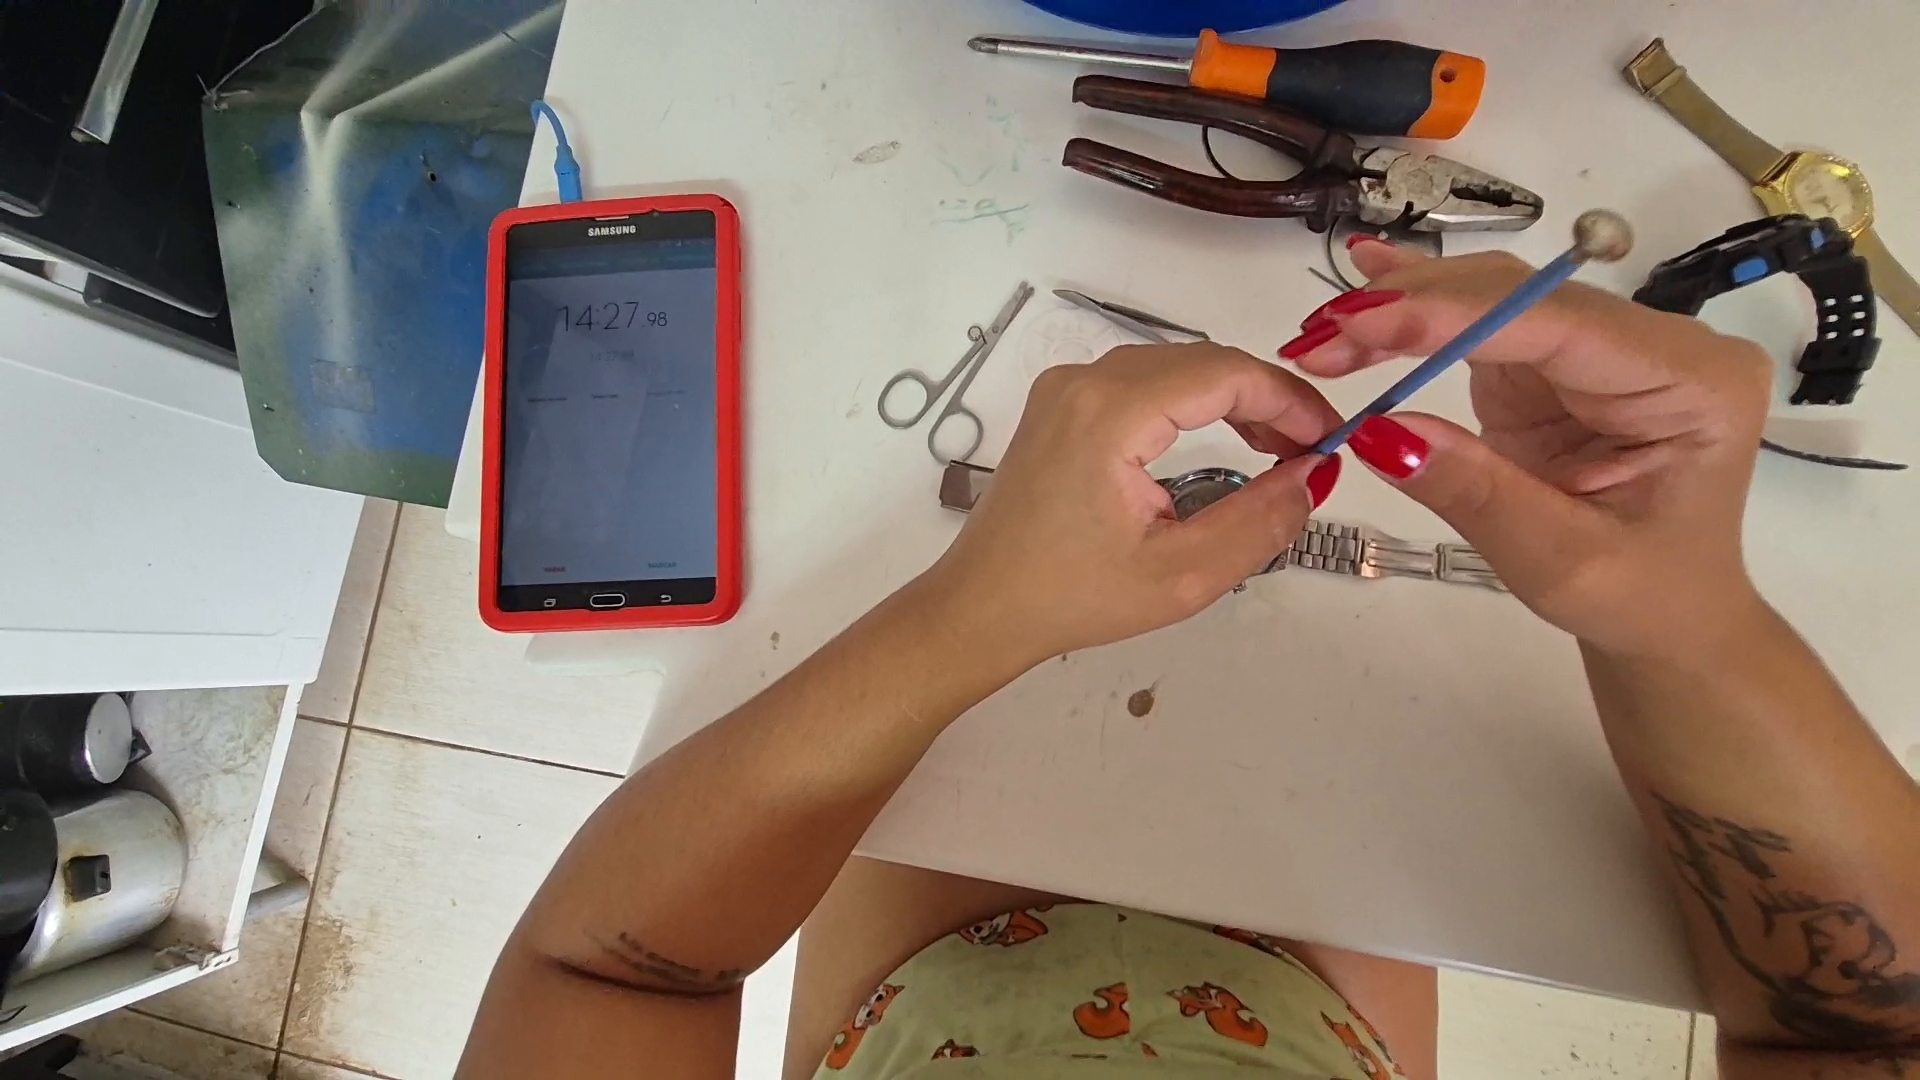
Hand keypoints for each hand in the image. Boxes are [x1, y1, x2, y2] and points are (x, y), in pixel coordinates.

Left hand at [924, 343, 1341, 667]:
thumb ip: (1259, 521)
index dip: (1288, 399)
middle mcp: (1080, 382)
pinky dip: (1180, 405)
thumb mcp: (1181, 575)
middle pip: (1196, 363)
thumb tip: (1310, 477)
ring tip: (1269, 449)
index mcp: (1109, 412)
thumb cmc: (1073, 598)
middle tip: (1305, 452)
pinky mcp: (1053, 410)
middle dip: (1261, 399)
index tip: (1330, 438)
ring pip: (1167, 370)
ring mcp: (1060, 391)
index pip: (1223, 374)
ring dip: (1223, 399)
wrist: (982, 607)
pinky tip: (1207, 441)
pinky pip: (1133, 386)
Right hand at [1281, 242, 1773, 659]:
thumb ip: (1469, 489)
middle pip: (1517, 296)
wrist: (1663, 607)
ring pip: (1487, 299)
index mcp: (1684, 383)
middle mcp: (1645, 347)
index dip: (1448, 316)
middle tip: (1314, 339)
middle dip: (1409, 308)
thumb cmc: (1634, 593)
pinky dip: (1416, 308)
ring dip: (1399, 309)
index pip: (1553, 324)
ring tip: (1319, 333)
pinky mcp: (1544, 371)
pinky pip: (1475, 325)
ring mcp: (1591, 353)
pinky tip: (1371, 270)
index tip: (1352, 324)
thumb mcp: (1555, 557)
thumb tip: (1373, 432)